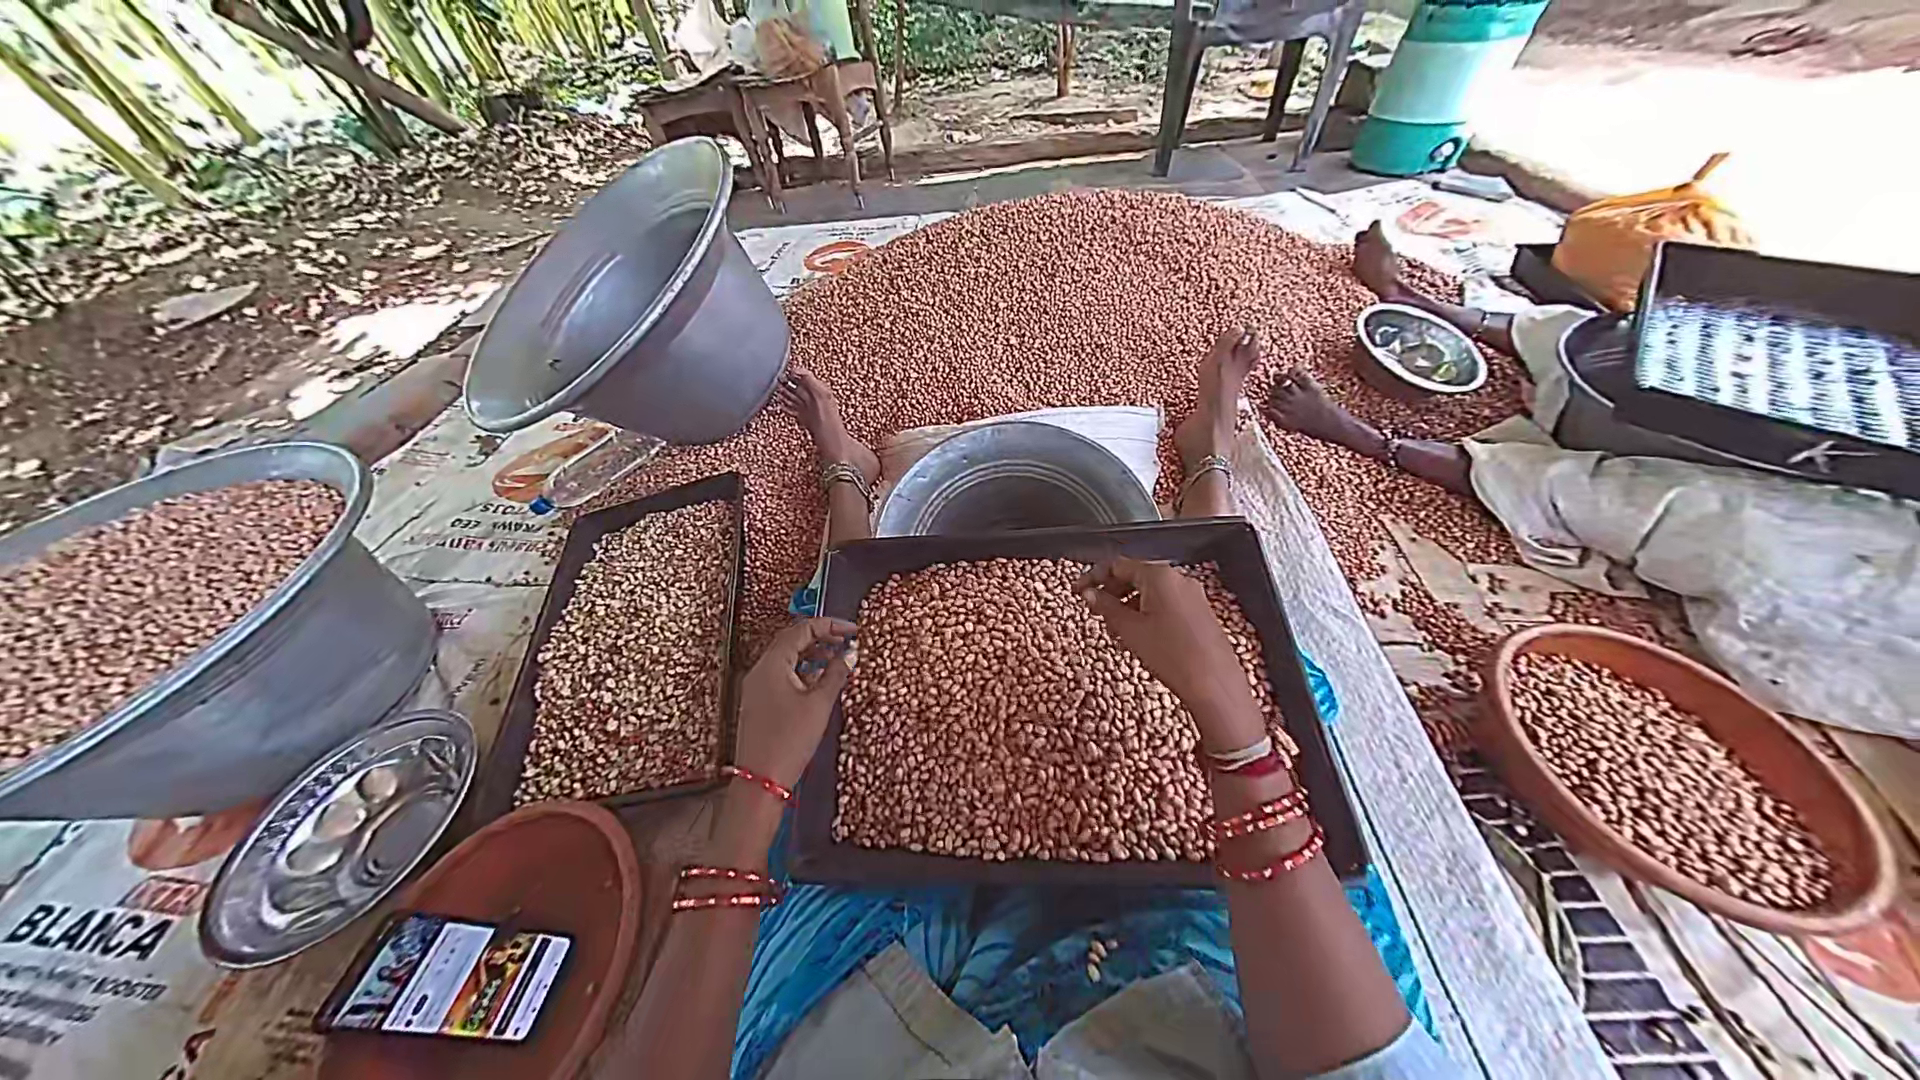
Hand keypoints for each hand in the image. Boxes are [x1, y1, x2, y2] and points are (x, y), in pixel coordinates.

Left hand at [732, 617, 856, 789]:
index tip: (852, 630)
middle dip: (821, 637)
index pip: (802, 630)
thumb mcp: (819, 704)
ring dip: (812, 653)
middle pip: (792, 640)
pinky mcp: (759, 701)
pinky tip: (820, 679)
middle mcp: (760, 670)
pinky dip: (802, 670)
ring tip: (838, 658)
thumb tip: (850, 654)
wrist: (761, 780)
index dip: (829, 625)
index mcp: (772, 664)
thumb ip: (836, 674)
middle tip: (846, 640)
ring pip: (787, 658)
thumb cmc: (790, 740)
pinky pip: (782, 674)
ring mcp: (757, 686)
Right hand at [1078, 558, 1262, 750]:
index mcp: (1159, 575)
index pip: (1117, 565)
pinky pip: (1166, 603)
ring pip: (1150, 591)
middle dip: (1111, 591)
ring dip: (1128, 603)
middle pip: (1135, 575)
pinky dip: (1146, 612)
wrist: (1214, 683)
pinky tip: (1138, 634)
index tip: (1078, 590)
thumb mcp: (1129, 629)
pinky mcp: (1200, 613)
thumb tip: (1089, 594)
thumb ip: (1106, 606)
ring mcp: (1192, 595)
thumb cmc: (1171, 654)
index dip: (1093, 577)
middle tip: (1093, 608)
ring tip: (1114, 627)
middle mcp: (1178, 579)